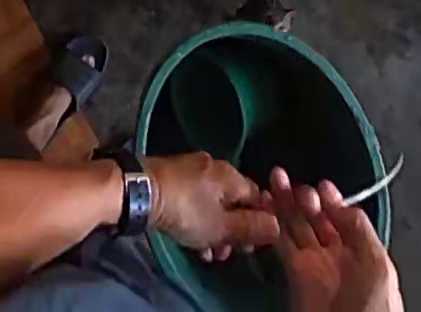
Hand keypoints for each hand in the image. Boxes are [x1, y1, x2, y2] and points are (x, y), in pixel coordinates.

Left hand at [142, 153, 279, 261]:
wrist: (142, 190)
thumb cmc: (187, 210)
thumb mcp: (223, 227)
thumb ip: (252, 227)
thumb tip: (278, 225)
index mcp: (230, 175)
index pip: (257, 196)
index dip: (259, 222)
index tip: (251, 245)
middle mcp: (214, 166)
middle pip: (235, 200)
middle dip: (234, 229)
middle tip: (227, 253)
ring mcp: (193, 168)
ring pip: (214, 202)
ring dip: (216, 229)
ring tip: (208, 253)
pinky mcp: (175, 175)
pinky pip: (197, 198)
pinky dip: (200, 218)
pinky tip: (193, 240)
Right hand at [270, 167, 401, 311]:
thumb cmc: (371, 308)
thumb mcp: (378, 268)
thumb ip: (359, 228)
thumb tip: (335, 198)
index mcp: (359, 253)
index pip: (341, 218)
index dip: (330, 200)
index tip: (319, 185)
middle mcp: (334, 255)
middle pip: (316, 218)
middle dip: (304, 196)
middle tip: (292, 180)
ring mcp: (312, 264)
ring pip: (295, 225)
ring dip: (284, 202)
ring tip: (274, 178)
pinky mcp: (293, 274)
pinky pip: (281, 243)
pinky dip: (272, 223)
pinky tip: (265, 204)